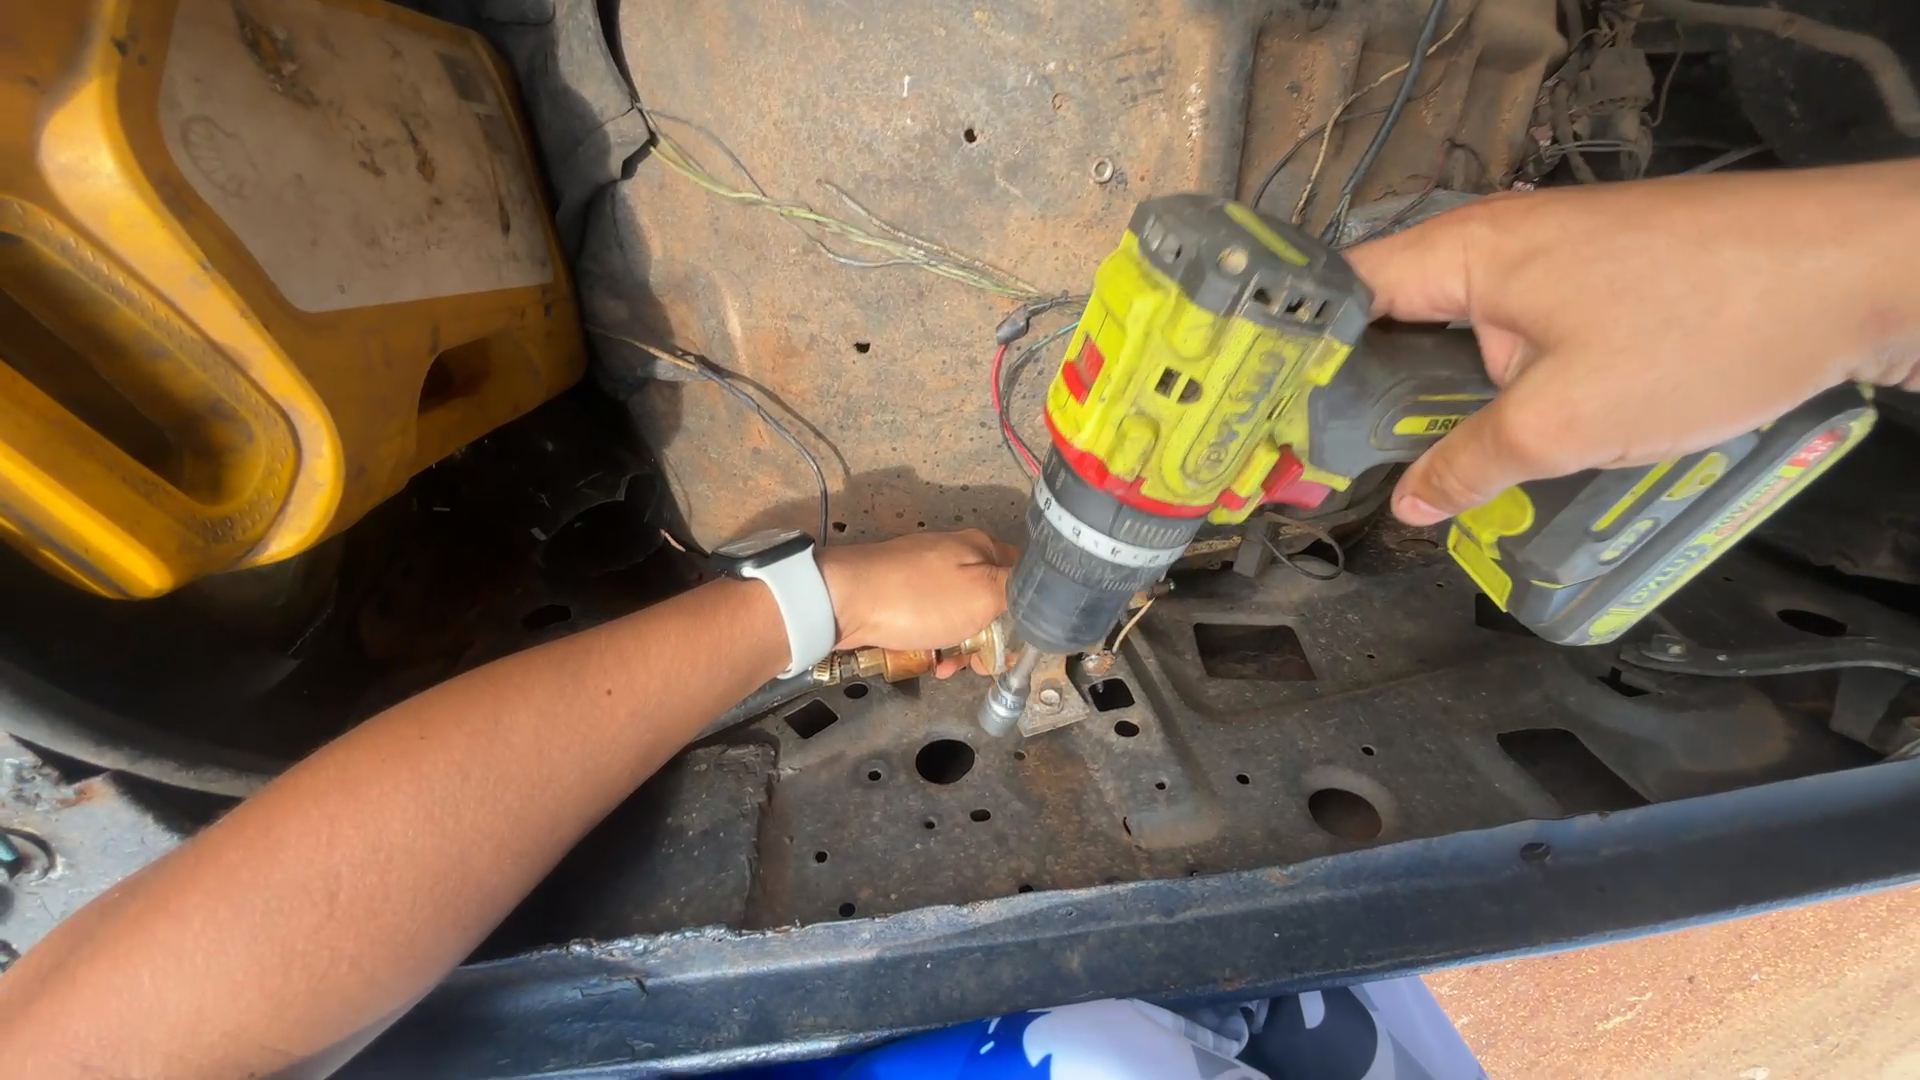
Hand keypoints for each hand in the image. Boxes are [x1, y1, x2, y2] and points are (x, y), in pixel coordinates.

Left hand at [817, 529, 1017, 675]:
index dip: (1027, 613)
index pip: (1024, 578)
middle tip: (978, 664)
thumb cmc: (919, 599)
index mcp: (981, 547)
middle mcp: (956, 555)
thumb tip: (1047, 585)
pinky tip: (927, 660)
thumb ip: (1018, 591)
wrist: (844, 600)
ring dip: (958, 646)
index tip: (1018, 644)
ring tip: (947, 668)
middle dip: (988, 638)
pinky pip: (930, 621)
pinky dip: (933, 642)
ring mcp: (926, 574)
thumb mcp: (982, 594)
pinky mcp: (901, 593)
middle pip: (991, 602)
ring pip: (960, 616)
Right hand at [1344, 160, 1919, 525]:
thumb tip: (1408, 508)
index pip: (1337, 292)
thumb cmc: (1712, 326)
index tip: (1275, 413)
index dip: (1298, 353)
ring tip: (1400, 449)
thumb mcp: (1563, 422)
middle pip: (1383, 316)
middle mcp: (1489, 244)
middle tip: (1331, 449)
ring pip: (1443, 330)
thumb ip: (1465, 467)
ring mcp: (1539, 257)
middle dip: (1356, 385)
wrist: (1888, 270)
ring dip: (1424, 390)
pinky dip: (1478, 380)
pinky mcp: (1582, 277)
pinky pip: (1498, 332)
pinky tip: (1484, 426)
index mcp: (1461, 253)